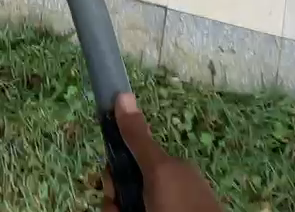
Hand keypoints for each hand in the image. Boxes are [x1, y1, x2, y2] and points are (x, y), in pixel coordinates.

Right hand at [109, 92, 224, 211]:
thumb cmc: (182, 208)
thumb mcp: (159, 170)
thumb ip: (138, 138)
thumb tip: (123, 94)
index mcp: (169, 170)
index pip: (130, 156)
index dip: (116, 164)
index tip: (112, 175)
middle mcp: (165, 188)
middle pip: (125, 179)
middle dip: (114, 189)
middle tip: (117, 201)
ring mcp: (162, 206)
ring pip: (126, 198)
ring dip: (115, 206)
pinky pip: (131, 211)